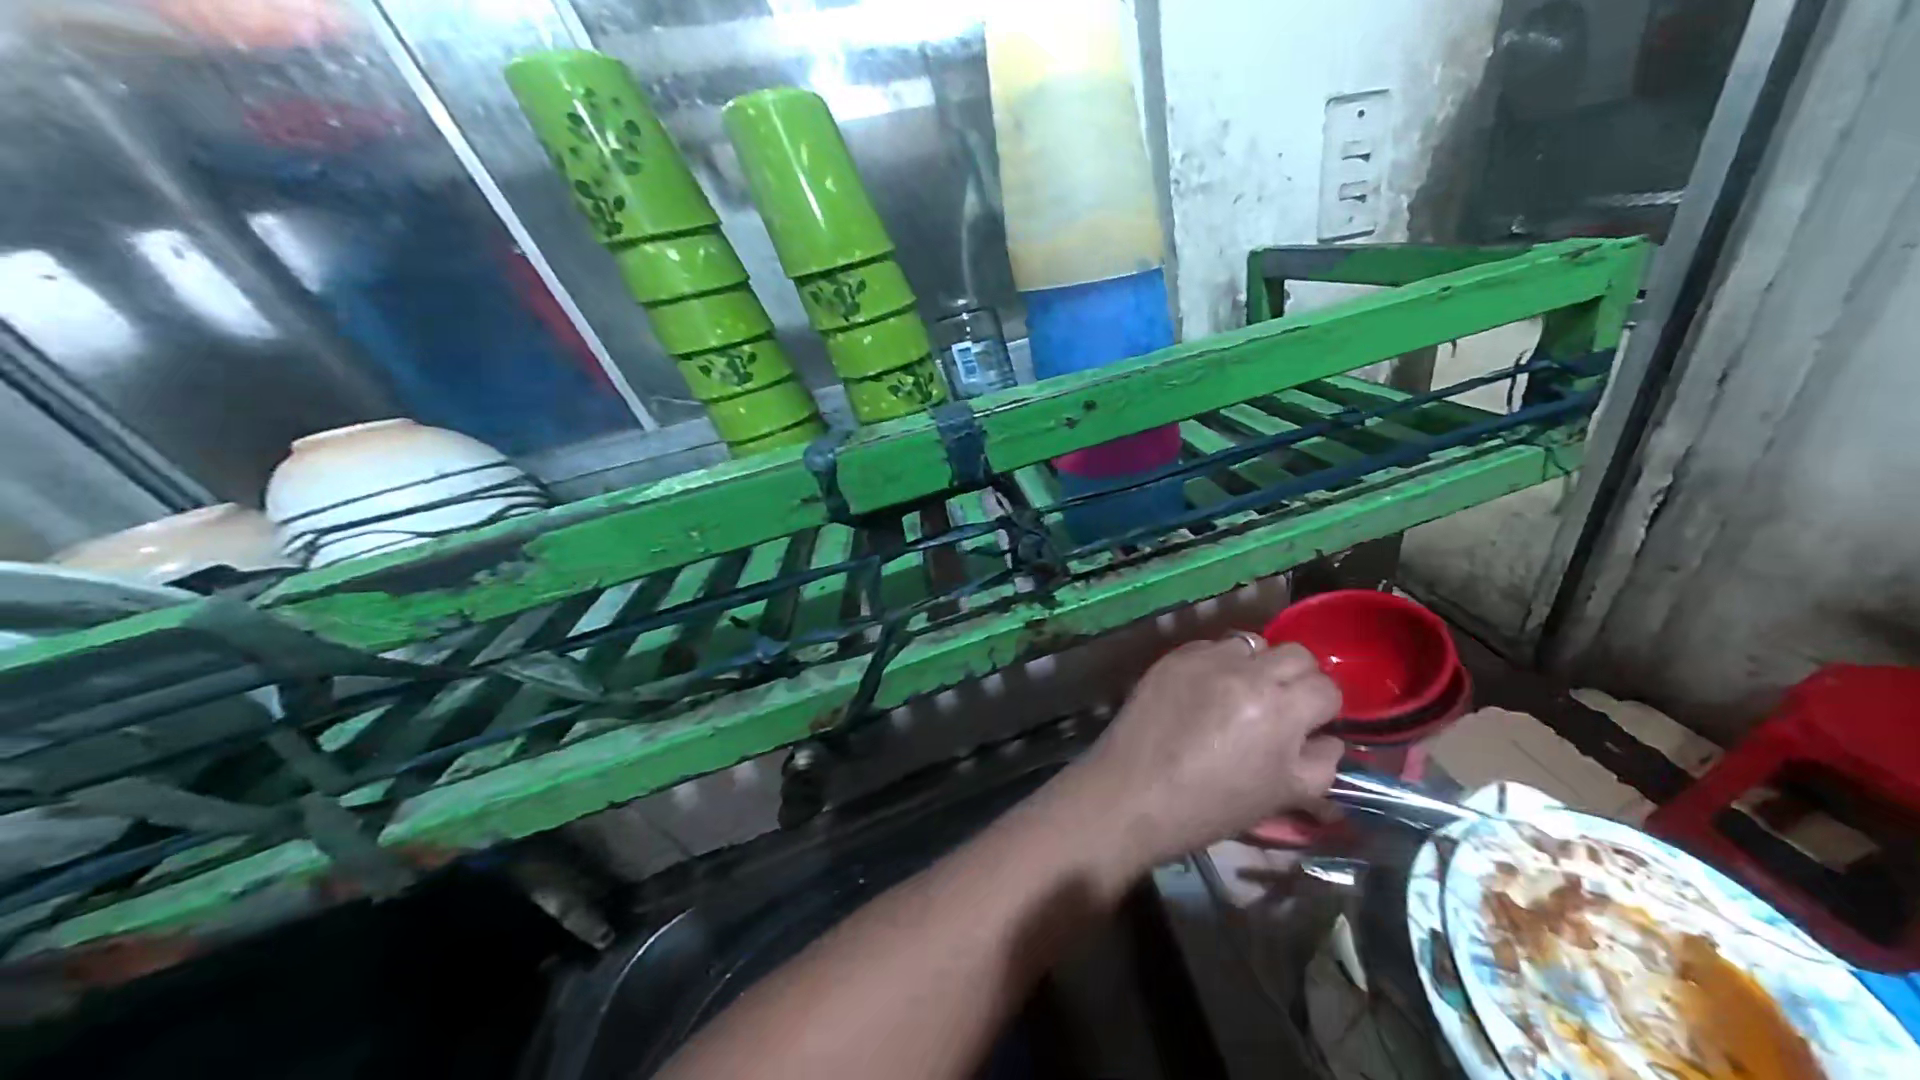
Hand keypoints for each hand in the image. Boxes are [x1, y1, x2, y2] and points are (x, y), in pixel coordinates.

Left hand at [1054, 635, 1344, 876]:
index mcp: (1280, 708)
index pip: (1327, 687)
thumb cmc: (1211, 806)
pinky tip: (1205, 693)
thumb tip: (1324, 737)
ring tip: (1240, 695)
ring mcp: (1205, 659)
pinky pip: (1211, 647)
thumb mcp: (1284, 795)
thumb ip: (1321, 761)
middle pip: (1295, 654)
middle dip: (1297, 679)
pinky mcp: (1172, 657)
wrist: (1132, 794)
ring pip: (1252, 644)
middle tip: (1280, 707)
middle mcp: (1245, 672)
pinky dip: (1218, 664)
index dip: (1322, 710)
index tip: (1308, 726)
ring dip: (1256, 666)